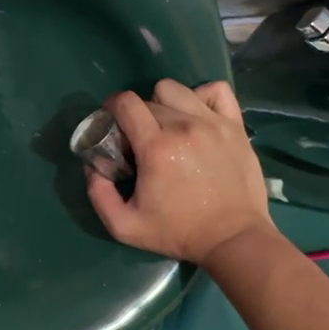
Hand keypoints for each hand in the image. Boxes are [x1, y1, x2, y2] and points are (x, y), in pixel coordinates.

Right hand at [85, 79, 273, 264]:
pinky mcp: (235, 126)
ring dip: (165, 103)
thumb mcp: (124, 226)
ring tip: (169, 127)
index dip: (112, 107)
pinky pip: (215, 90)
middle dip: (137, 116)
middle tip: (142, 141)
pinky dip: (201, 97)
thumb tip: (92, 166)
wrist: (234, 239)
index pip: (126, 103)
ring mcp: (213, 123)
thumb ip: (98, 194)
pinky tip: (197, 116)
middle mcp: (184, 126)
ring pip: (176, 90)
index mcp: (156, 147)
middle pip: (148, 100)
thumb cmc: (179, 233)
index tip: (113, 123)